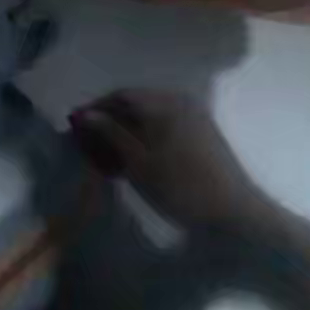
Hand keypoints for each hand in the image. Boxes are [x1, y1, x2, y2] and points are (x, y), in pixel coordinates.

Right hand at [68, 89, 276, 238]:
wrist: (235, 214)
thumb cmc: (180, 186)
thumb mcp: (137, 161)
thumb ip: (110, 133)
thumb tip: (86, 114)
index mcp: (164, 103)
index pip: (120, 95)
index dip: (94, 109)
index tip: (75, 127)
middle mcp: (181, 102)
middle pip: (136, 103)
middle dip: (109, 120)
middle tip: (89, 142)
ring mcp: (195, 118)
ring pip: (150, 116)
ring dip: (126, 130)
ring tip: (109, 154)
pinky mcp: (203, 135)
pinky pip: (165, 126)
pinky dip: (145, 137)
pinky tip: (135, 159)